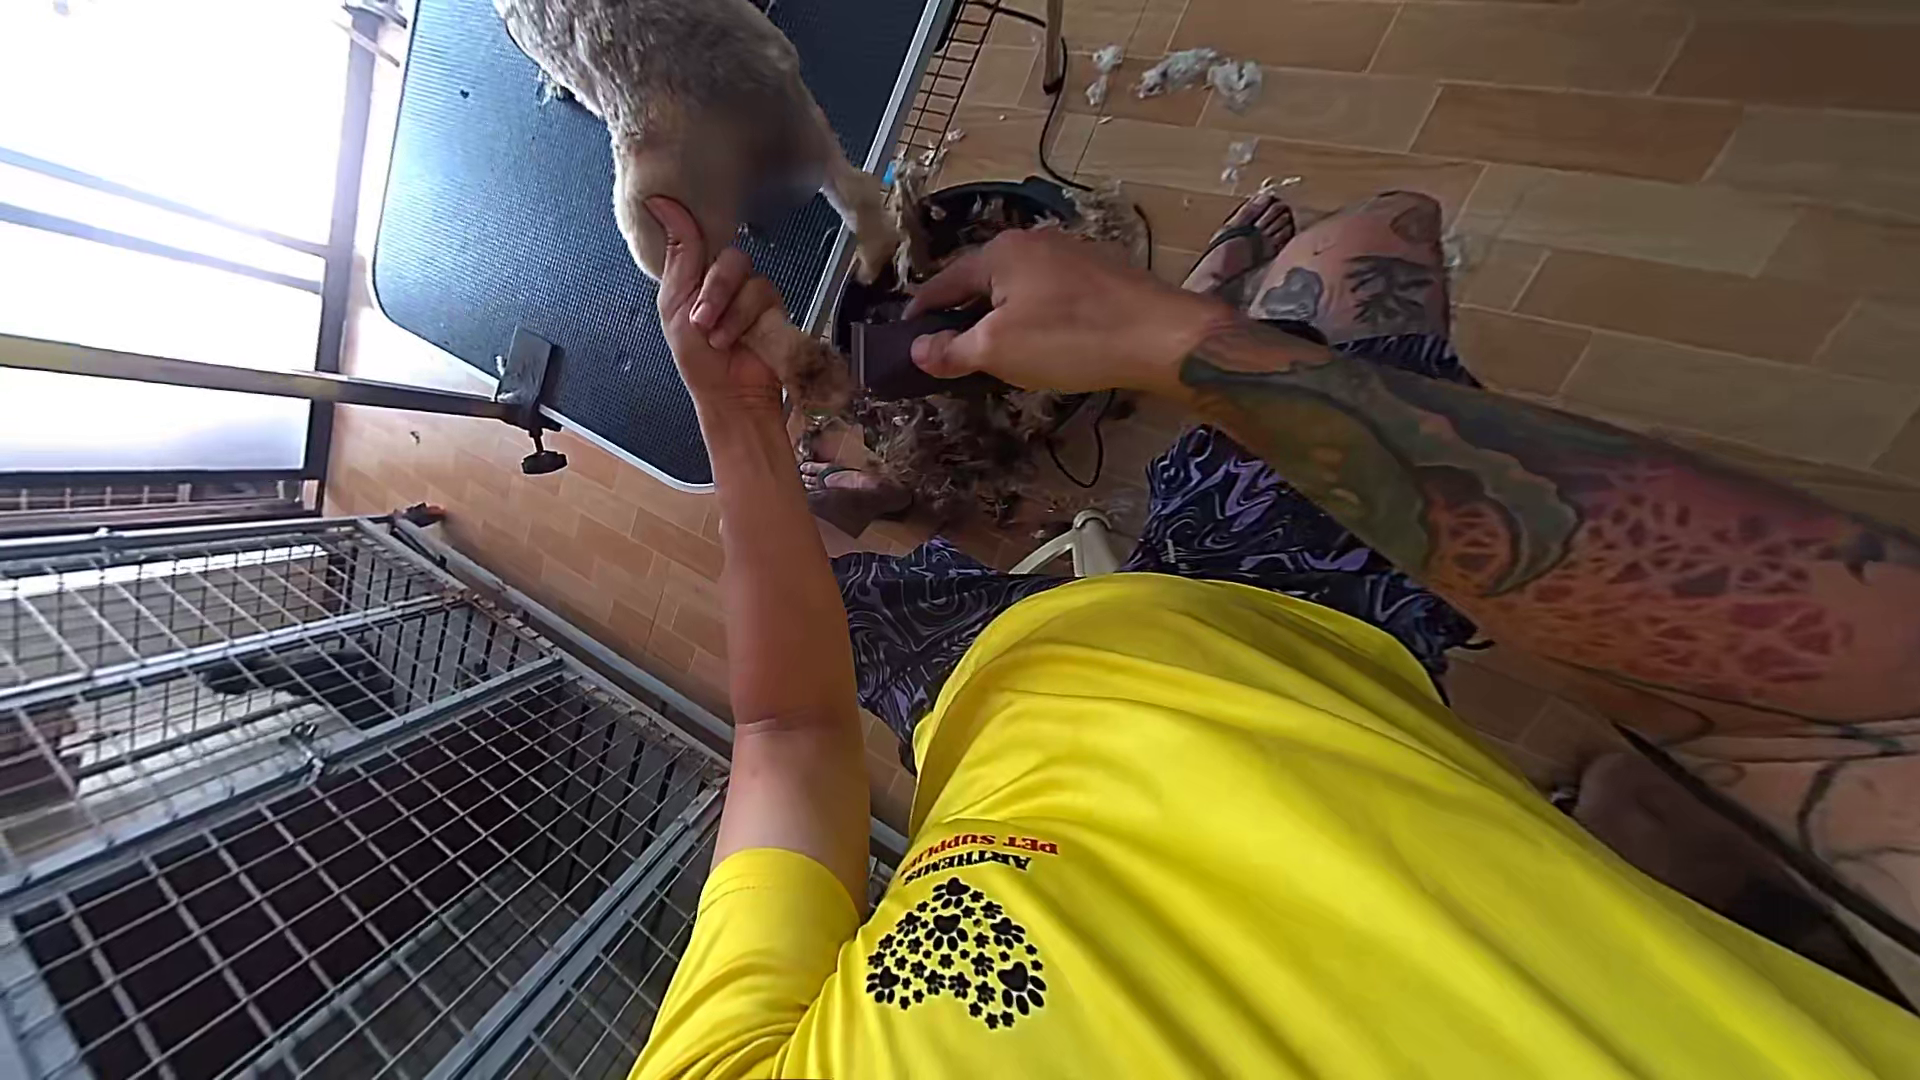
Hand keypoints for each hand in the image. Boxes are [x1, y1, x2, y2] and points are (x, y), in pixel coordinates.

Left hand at [648, 196, 787, 417]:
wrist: (730, 395)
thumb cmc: (700, 361)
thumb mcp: (674, 304)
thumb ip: (679, 256)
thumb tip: (661, 204)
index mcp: (701, 276)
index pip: (703, 237)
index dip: (694, 231)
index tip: (674, 222)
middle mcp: (729, 283)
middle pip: (730, 257)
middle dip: (714, 290)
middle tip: (702, 319)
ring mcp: (754, 297)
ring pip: (750, 279)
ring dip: (730, 312)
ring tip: (720, 339)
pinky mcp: (776, 313)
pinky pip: (767, 297)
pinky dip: (748, 320)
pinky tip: (741, 340)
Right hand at [904, 228, 1226, 397]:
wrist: (1159, 336)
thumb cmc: (1069, 339)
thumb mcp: (998, 350)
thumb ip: (951, 350)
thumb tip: (916, 349)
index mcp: (1000, 253)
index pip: (944, 281)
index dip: (921, 310)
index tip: (905, 332)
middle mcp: (1033, 241)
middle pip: (981, 280)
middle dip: (961, 312)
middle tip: (950, 348)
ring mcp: (1070, 252)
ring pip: (1017, 286)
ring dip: (998, 314)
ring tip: (992, 347)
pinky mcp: (1098, 272)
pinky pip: (1048, 292)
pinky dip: (1031, 314)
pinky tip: (1040, 338)